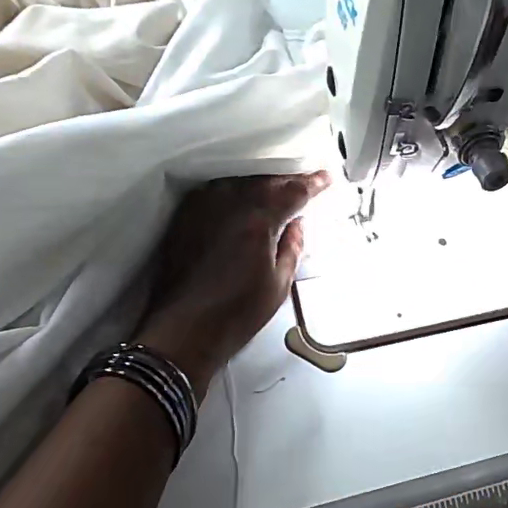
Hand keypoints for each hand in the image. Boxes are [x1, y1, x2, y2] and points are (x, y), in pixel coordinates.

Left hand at [135, 172, 329, 394]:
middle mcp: (230, 203)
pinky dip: (234, 192)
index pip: (294, 190)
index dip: (314, 182)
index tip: (325, 178)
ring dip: (260, 183)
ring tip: (275, 190)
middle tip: (304, 183)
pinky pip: (216, 191)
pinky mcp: (184, 216)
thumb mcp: (278, 285)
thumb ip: (293, 247)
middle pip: (266, 180)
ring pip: (240, 181)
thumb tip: (297, 225)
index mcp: (259, 220)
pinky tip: (242, 201)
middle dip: (287, 180)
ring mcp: (203, 206)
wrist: (182, 329)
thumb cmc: (234, 314)